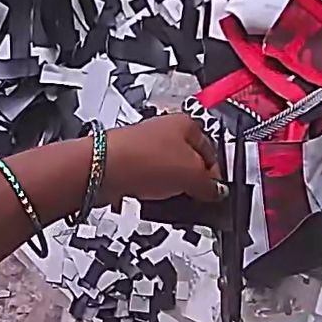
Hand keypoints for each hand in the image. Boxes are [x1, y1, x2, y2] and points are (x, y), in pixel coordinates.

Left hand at [101, 113, 223, 204]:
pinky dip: (151, 190)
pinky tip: (150, 198)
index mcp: (186, 123)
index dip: (216, 174)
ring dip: (171, 188)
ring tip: (170, 198)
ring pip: (166, 172)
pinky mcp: (128, 164)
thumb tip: (216, 192)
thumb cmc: (143, 157)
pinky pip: (147, 180)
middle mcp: (163, 130)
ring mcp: (144, 147)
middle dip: (192, 181)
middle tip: (195, 197)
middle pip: (188, 161)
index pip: (212, 150)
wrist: (103, 168)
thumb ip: (210, 185)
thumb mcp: (192, 175)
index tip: (217, 192)